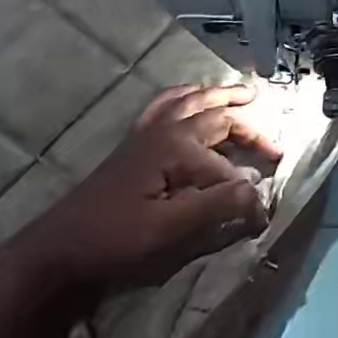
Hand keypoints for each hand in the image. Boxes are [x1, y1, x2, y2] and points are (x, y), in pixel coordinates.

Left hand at [23, 85, 280, 287]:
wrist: (63, 244)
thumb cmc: (115, 237)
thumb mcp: (168, 229)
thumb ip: (214, 207)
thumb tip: (257, 193)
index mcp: (174, 148)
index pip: (225, 168)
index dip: (247, 192)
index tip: (261, 217)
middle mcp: (163, 129)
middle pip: (214, 117)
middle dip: (248, 128)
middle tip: (274, 145)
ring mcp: (147, 131)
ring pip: (190, 100)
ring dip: (219, 96)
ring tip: (244, 93)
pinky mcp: (136, 141)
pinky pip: (165, 104)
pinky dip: (184, 95)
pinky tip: (191, 98)